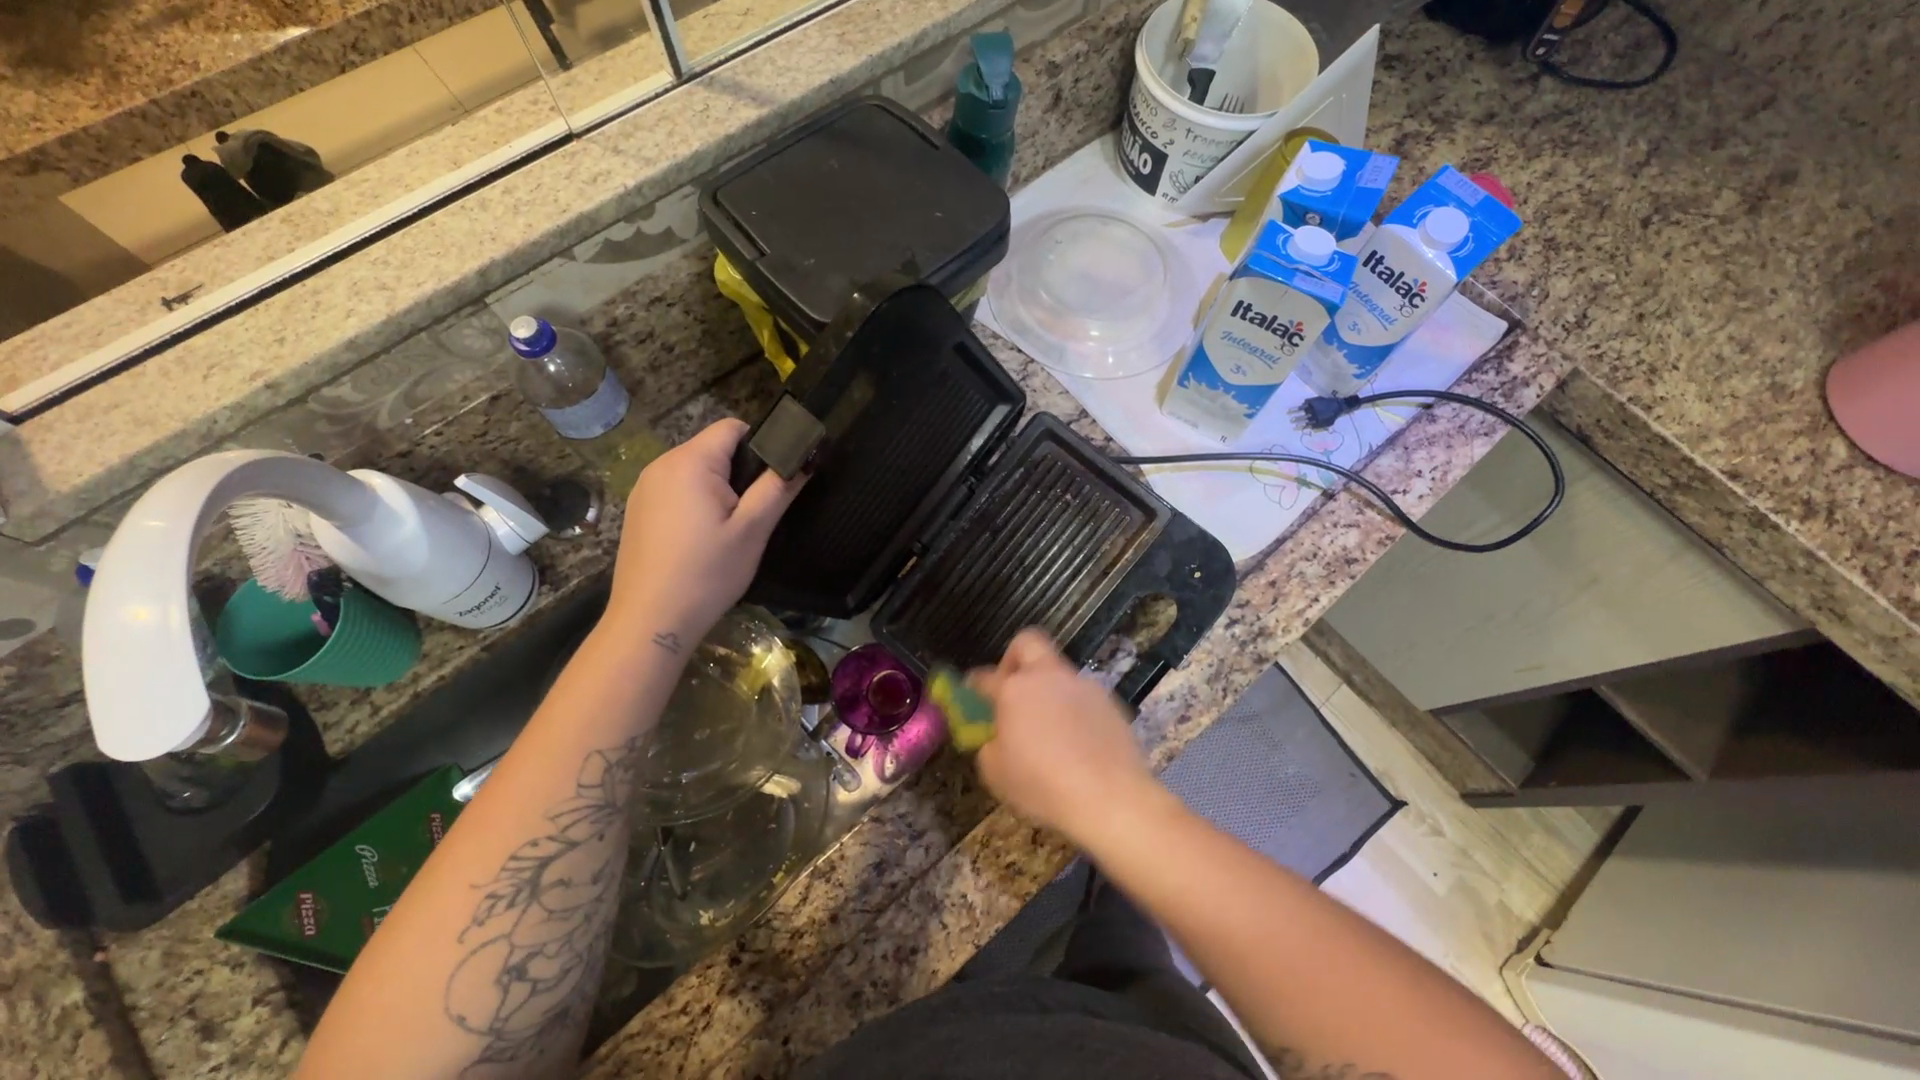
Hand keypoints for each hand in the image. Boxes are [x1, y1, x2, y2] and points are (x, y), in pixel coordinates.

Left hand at [603, 419, 803, 653]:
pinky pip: (675, 490)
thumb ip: (778, 488)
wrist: (651, 619)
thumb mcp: (752, 530)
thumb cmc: (707, 572)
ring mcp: (644, 487)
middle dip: (739, 471)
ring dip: (717, 488)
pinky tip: (700, 539)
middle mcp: (662, 464)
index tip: (775, 478)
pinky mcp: (637, 510)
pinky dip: (694, 502)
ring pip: (694, 470)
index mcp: (691, 461)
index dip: (762, 444)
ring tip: (729, 529)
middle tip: (755, 512)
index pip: (733, 427)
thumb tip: (804, 459)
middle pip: (712, 448)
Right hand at [972, 630, 1159, 843]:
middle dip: (1013, 659)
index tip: (971, 691)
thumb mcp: (996, 774)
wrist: (1111, 798)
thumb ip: (989, 746)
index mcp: (1015, 690)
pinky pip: (1083, 698)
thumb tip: (997, 738)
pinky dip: (1074, 712)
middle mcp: (1049, 678)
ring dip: (1048, 691)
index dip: (974, 683)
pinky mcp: (1111, 703)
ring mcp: (1084, 687)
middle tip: (1012, 689)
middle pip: (1028, 643)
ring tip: (1049, 730)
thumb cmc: (1043, 786)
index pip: (986, 677)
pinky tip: (1077, 744)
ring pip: (1060, 674)